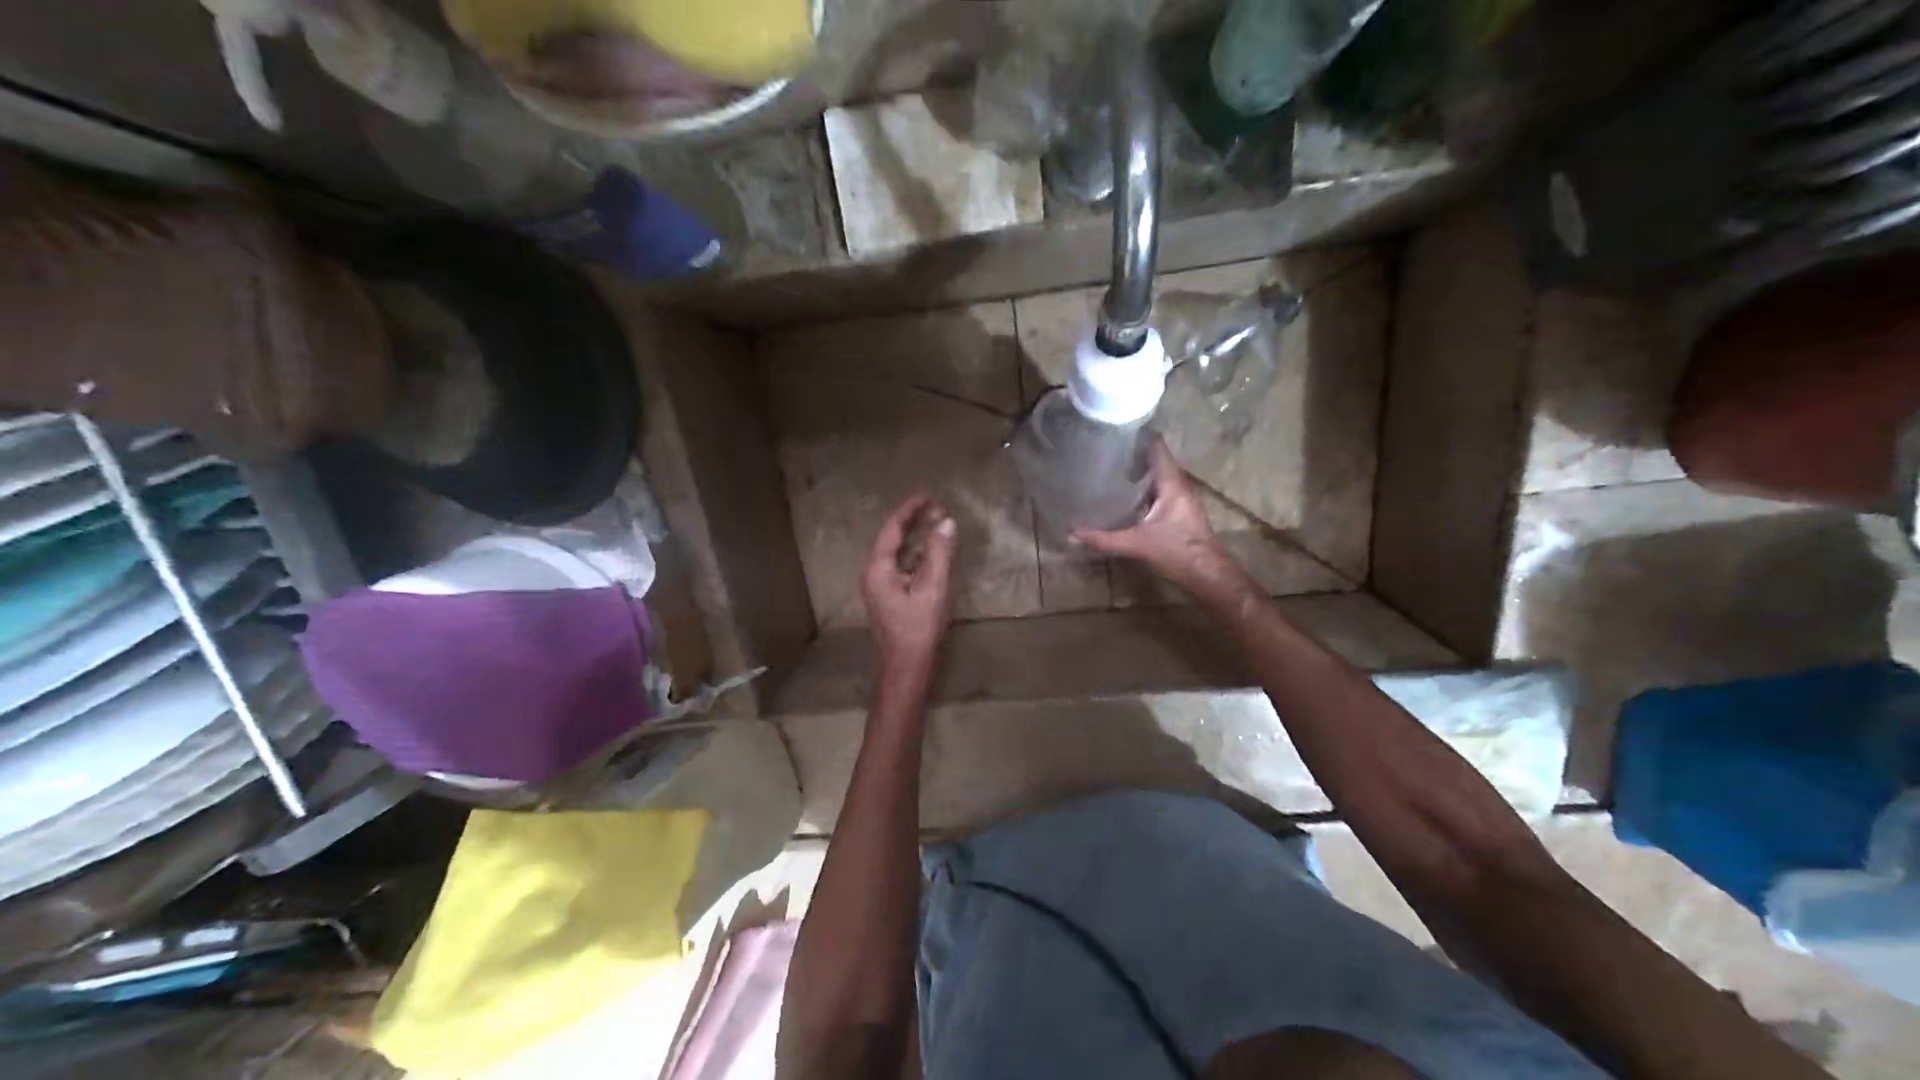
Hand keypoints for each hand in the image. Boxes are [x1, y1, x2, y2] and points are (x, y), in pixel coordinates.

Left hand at [862, 494, 957, 675]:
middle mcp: (874, 575)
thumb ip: (939, 554)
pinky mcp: (890, 598)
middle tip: (937, 507)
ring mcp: (880, 588)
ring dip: (917, 538)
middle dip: (914, 522)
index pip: (892, 529)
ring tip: (938, 524)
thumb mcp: (933, 589)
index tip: (928, 495)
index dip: (909, 510)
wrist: (906, 670)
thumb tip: (946, 522)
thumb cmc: (918, 630)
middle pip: (893, 539)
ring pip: (898, 554)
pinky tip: (934, 554)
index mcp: (878, 569)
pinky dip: (918, 556)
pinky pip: (903, 568)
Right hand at [1073, 440, 1245, 596]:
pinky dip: (1144, 484)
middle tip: (1105, 447)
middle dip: (1134, 451)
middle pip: (1157, 458)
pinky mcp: (1180, 511)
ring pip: (1159, 474)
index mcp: (1171, 483)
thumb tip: (1071, 533)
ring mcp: (1181, 498)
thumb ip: (1103, 538)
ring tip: (1112, 464)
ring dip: (1140, 468)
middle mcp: (1179, 485)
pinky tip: (1126, 492)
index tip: (1116, 428)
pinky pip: (1160, 488)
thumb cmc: (1177, 553)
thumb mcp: (1136, 544)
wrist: (1208, 575)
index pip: (1157, 447)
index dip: (1139, 435)